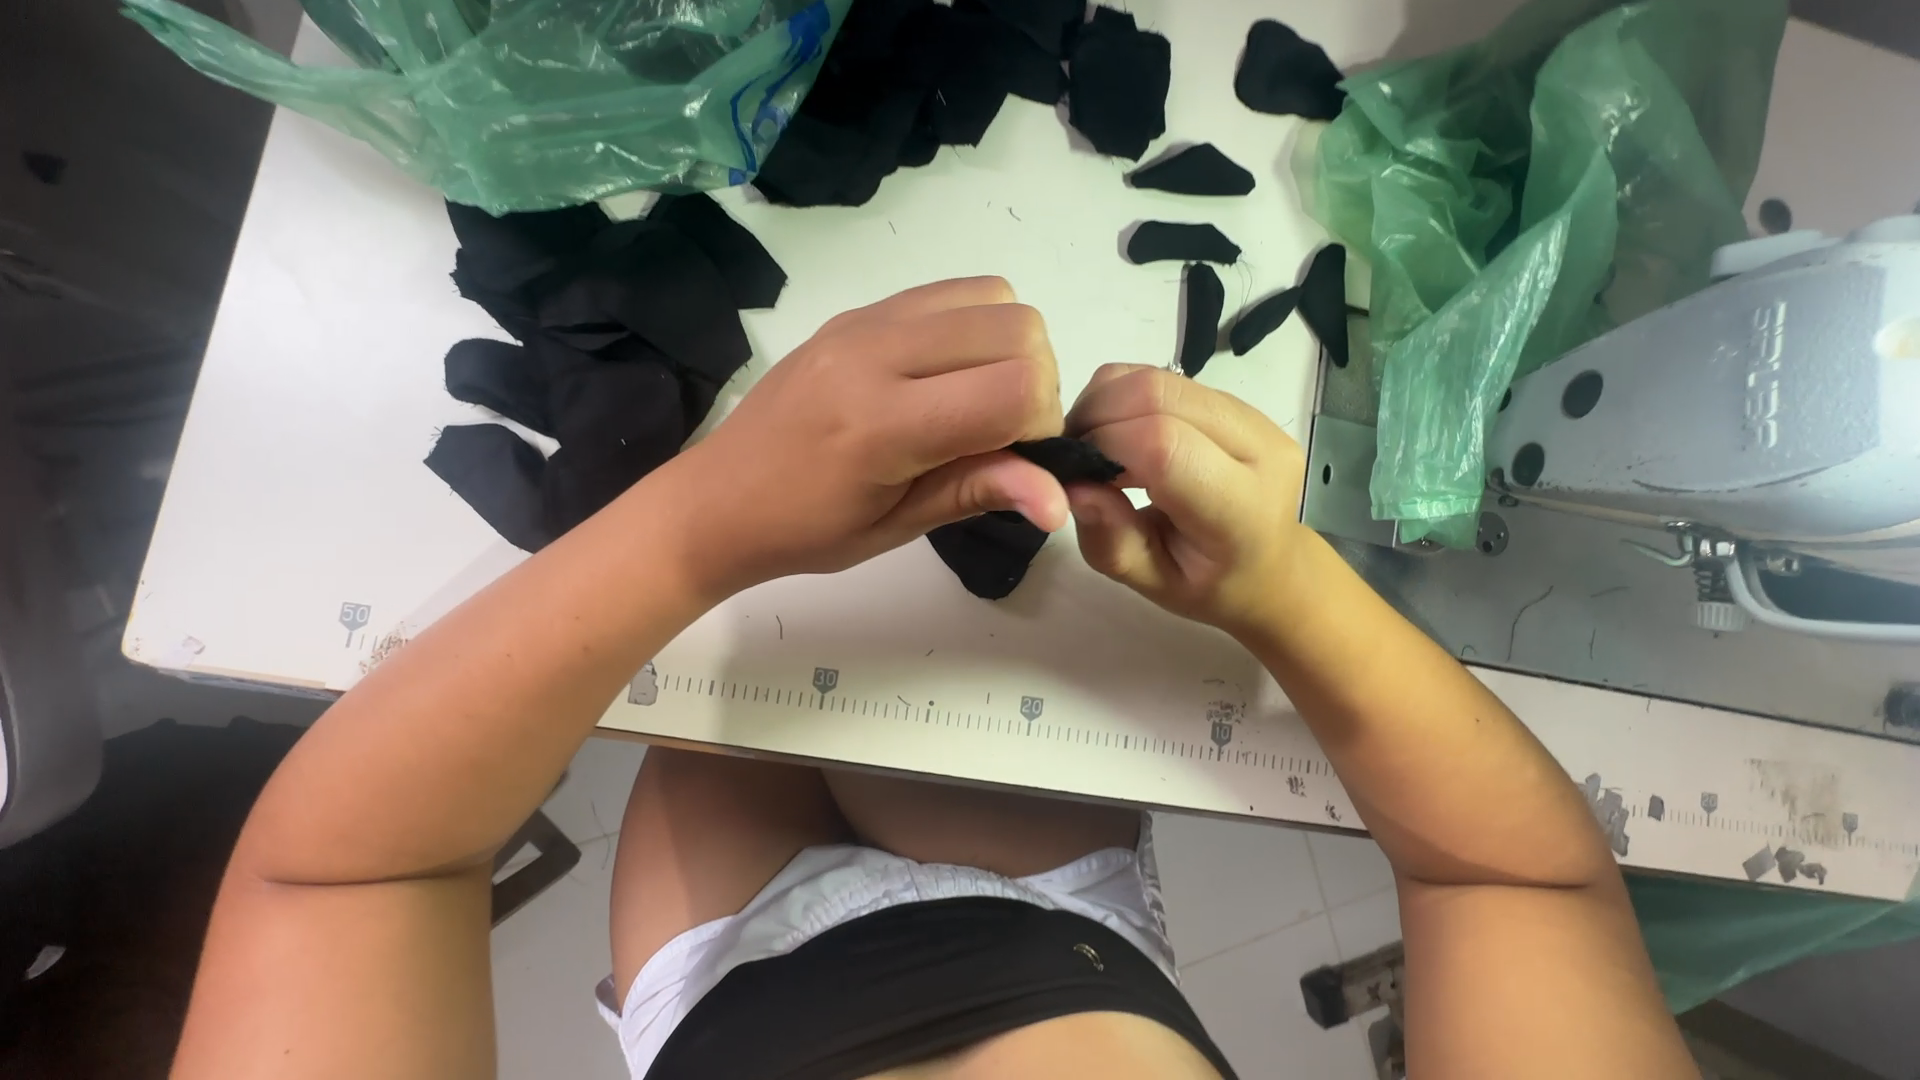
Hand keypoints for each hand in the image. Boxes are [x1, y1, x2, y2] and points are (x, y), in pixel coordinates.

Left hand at [655, 277, 1067, 598]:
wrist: (718, 497)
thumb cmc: (805, 530)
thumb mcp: (895, 527)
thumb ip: (977, 491)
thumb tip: (1061, 496)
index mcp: (882, 423)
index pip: (1014, 389)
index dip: (1041, 427)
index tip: (1016, 461)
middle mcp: (876, 352)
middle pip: (1018, 328)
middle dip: (1036, 384)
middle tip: (1002, 433)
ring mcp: (865, 320)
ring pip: (994, 297)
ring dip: (1010, 349)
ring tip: (975, 400)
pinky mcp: (858, 310)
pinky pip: (951, 291)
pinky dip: (975, 326)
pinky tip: (947, 375)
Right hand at [1065, 364, 1311, 639]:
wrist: (1270, 568)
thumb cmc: (1209, 584)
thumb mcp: (1152, 583)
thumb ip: (1112, 541)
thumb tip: (1073, 486)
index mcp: (1240, 509)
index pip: (1163, 445)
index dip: (1103, 445)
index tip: (1073, 473)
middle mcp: (1257, 449)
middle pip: (1158, 394)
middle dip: (1096, 414)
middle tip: (1072, 454)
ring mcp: (1252, 417)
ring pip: (1158, 377)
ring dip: (1106, 402)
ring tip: (1093, 445)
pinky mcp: (1235, 401)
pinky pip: (1165, 377)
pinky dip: (1123, 396)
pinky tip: (1118, 434)